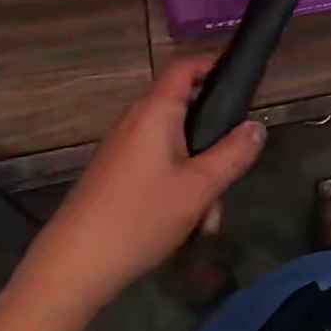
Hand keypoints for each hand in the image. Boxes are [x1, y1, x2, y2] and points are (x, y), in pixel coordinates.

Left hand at [23, 55, 265, 305]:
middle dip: (215, 146)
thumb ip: (234, 153)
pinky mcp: (115, 175)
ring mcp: (122, 150)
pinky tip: (183, 228)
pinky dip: (177, 188)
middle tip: (229, 180)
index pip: (185, 67)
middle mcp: (136, 122)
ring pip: (176, 148)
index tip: (242, 81)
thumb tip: (257, 126)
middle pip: (186, 114)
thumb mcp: (200, 187)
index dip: (213, 64)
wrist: (72, 267)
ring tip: (205, 222)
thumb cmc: (140, 217)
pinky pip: (157, 167)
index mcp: (155, 112)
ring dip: (199, 177)